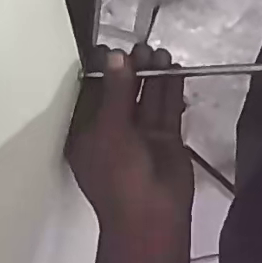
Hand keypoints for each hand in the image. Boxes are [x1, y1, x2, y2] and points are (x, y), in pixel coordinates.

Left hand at [68, 44, 193, 262]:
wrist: (152, 216)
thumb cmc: (118, 174)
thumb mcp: (110, 130)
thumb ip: (116, 92)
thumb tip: (116, 56)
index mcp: (88, 133)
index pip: (91, 95)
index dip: (101, 72)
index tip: (110, 46)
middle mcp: (112, 132)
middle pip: (121, 94)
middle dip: (130, 71)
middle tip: (139, 46)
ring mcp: (140, 136)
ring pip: (145, 100)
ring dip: (152, 76)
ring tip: (158, 51)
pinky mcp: (165, 139)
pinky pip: (165, 109)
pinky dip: (170, 89)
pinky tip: (174, 68)